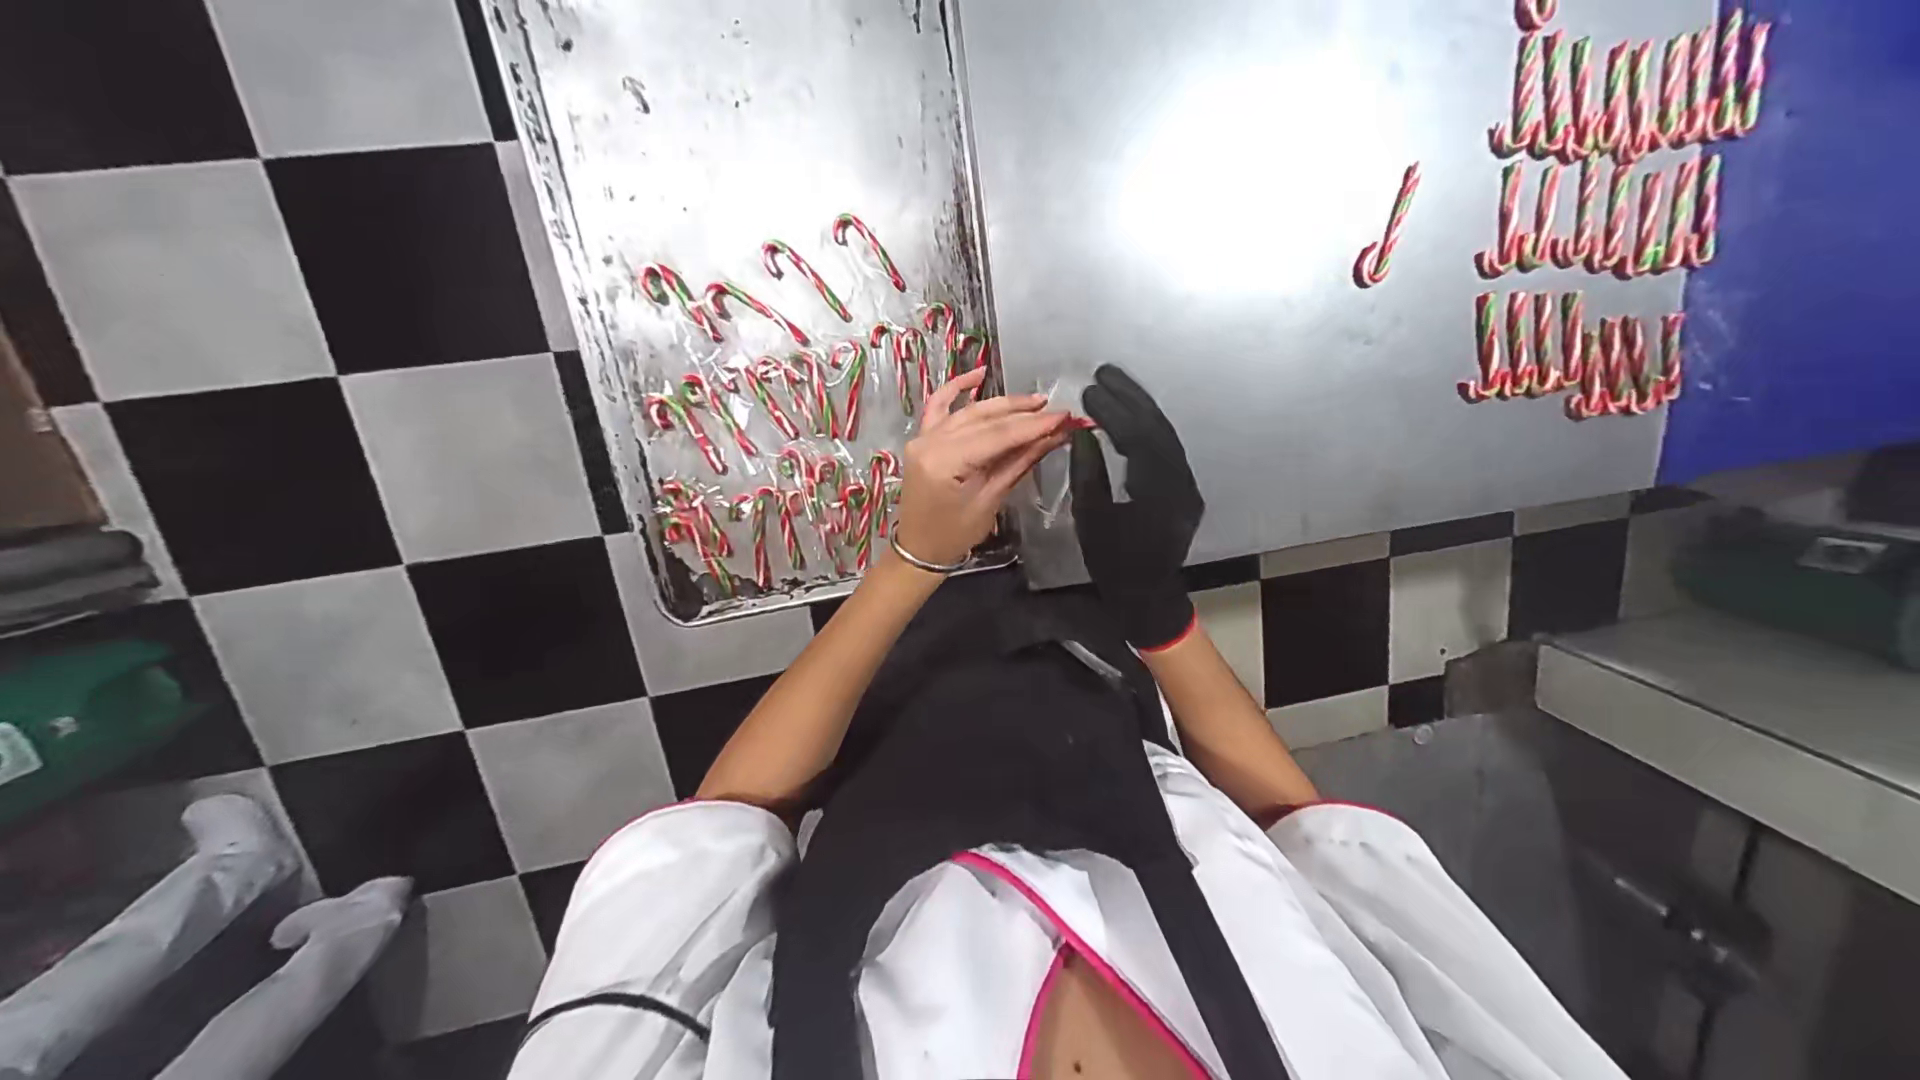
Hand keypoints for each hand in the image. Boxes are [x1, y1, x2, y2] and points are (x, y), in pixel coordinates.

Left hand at [892, 368, 1071, 567]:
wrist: (919, 549)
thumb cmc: (954, 534)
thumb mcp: (991, 499)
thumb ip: (1020, 462)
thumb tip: (1053, 436)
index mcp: (944, 462)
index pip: (997, 436)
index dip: (1033, 425)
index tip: (1064, 416)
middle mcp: (929, 443)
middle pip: (984, 420)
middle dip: (1022, 413)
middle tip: (1055, 409)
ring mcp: (923, 438)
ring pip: (969, 412)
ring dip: (1002, 404)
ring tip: (1034, 401)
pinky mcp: (922, 438)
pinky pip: (939, 406)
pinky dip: (957, 388)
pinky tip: (978, 374)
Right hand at [1070, 365, 1203, 648]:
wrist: (1149, 595)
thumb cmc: (1114, 564)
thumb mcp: (1092, 521)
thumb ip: (1089, 475)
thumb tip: (1082, 434)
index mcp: (1158, 492)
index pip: (1137, 438)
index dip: (1113, 411)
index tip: (1089, 391)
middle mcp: (1180, 481)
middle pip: (1157, 428)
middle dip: (1131, 398)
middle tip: (1104, 373)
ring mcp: (1186, 484)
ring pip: (1165, 435)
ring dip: (1140, 408)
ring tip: (1115, 385)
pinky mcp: (1184, 487)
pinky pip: (1166, 449)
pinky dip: (1147, 428)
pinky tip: (1129, 416)